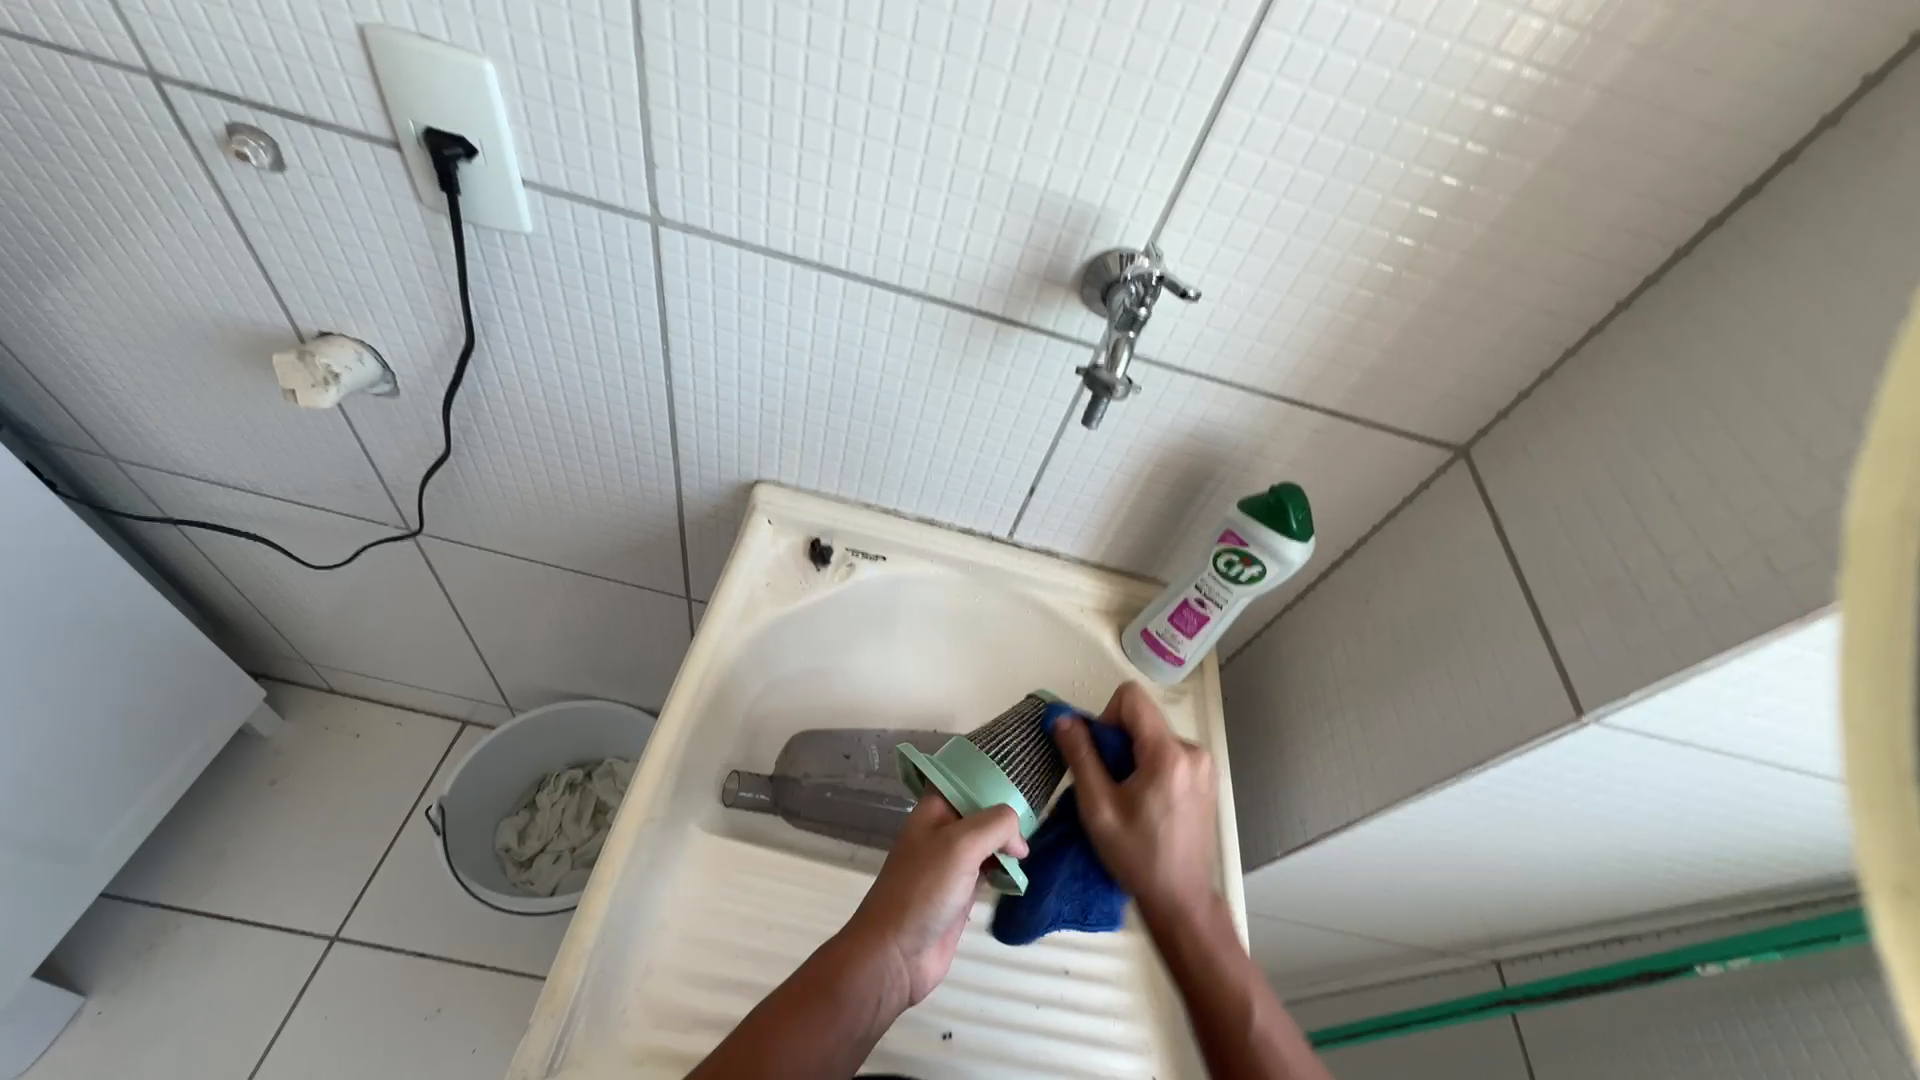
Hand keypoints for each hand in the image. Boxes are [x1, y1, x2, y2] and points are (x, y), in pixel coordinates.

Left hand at [839, 793, 1026, 1006]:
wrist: (896, 954)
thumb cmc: (924, 890)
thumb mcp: (962, 844)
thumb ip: (996, 825)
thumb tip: (1018, 840)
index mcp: (934, 810)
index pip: (968, 782)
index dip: (994, 784)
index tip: (1024, 788)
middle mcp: (942, 831)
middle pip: (982, 813)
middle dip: (1006, 818)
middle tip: (1034, 825)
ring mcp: (951, 864)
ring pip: (988, 843)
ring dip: (1008, 845)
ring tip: (1028, 851)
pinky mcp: (961, 893)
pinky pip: (989, 871)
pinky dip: (1005, 870)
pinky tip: (1020, 874)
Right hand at [1052, 682, 1218, 917]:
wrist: (1181, 899)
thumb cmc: (1136, 856)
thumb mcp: (1098, 806)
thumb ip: (1080, 755)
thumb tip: (1063, 718)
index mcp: (1168, 754)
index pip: (1131, 697)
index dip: (1105, 716)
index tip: (1100, 754)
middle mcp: (1193, 750)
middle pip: (1142, 718)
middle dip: (1118, 742)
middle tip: (1109, 784)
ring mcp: (1204, 764)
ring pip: (1154, 736)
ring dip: (1134, 756)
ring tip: (1128, 798)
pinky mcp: (1207, 778)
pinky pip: (1169, 752)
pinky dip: (1151, 766)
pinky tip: (1146, 803)